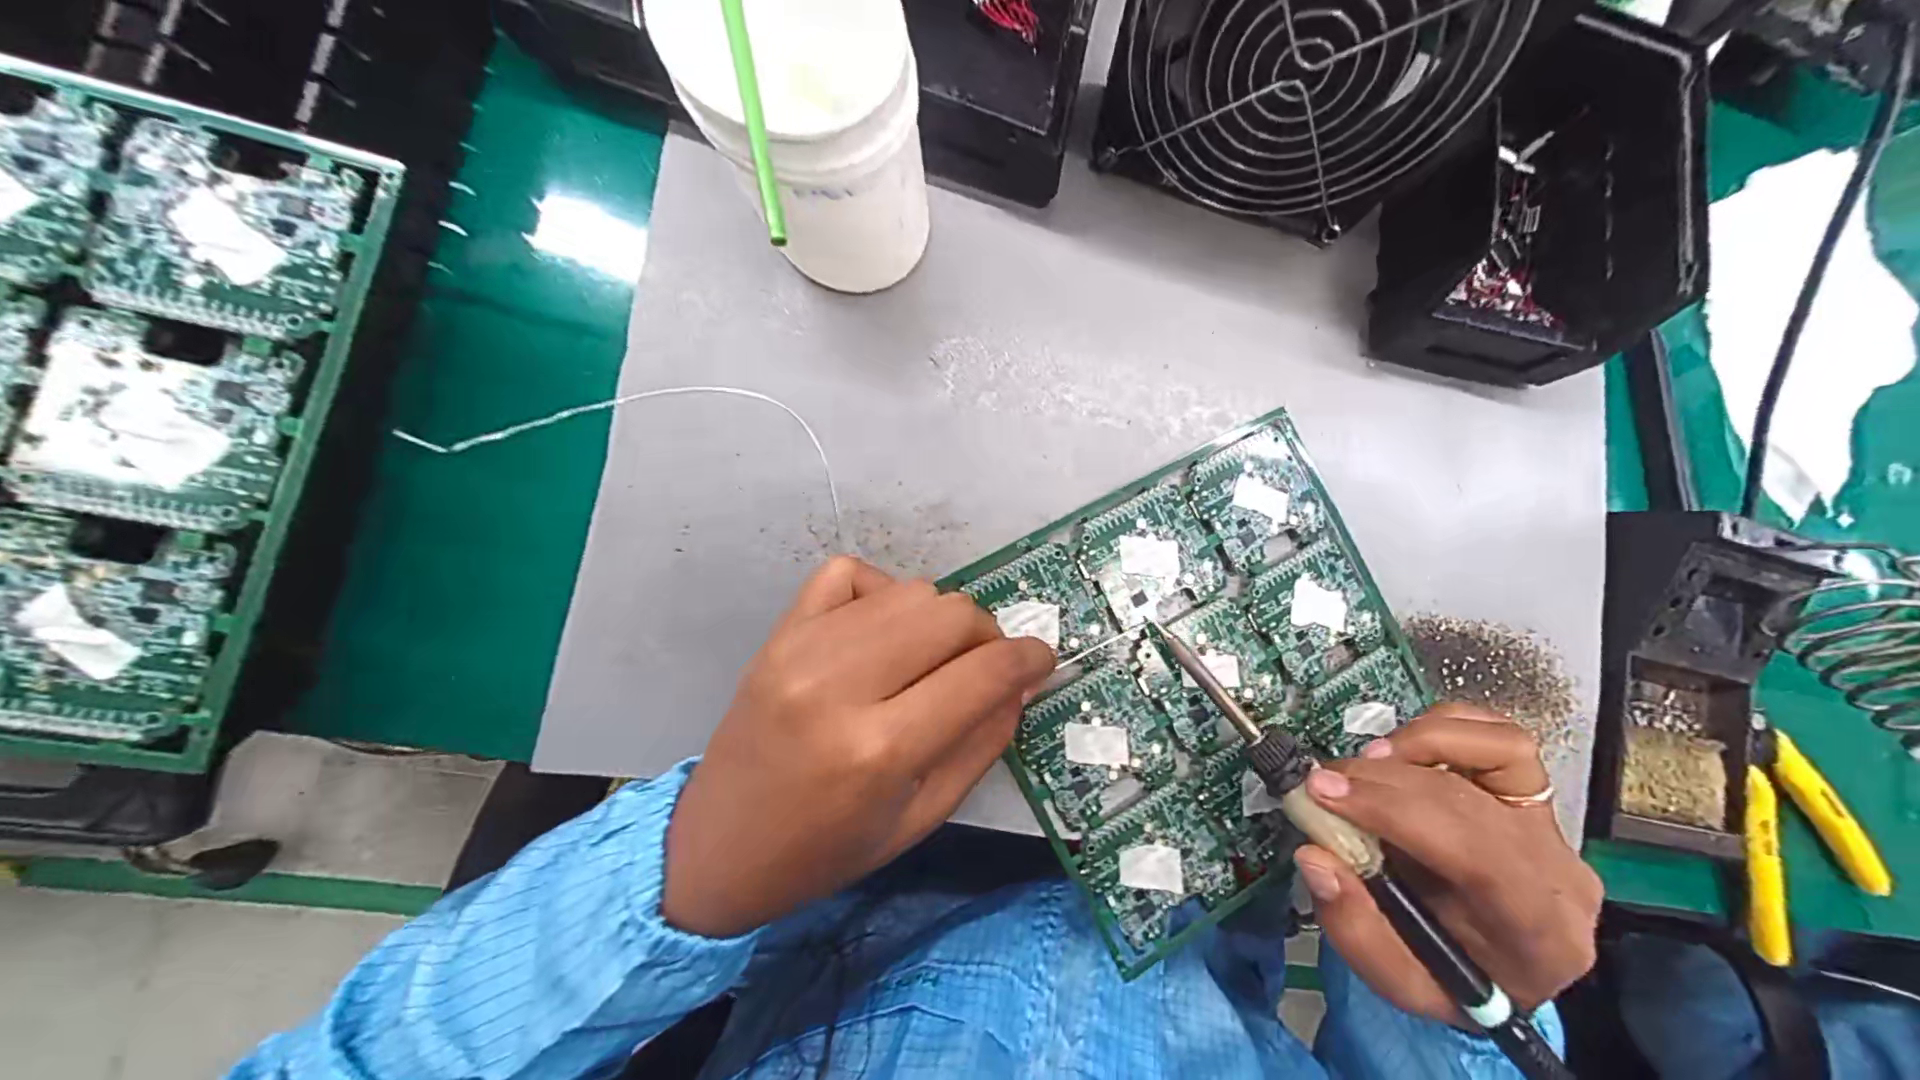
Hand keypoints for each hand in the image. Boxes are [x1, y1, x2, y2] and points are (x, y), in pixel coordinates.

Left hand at [662, 556, 1055, 937]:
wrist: (718, 846)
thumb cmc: (826, 850)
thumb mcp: (920, 817)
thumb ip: (981, 743)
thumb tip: (1021, 682)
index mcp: (880, 749)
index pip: (982, 673)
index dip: (1028, 659)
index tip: (1042, 660)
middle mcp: (839, 685)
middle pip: (950, 614)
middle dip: (986, 636)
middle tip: (983, 667)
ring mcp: (802, 649)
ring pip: (909, 590)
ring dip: (939, 619)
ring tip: (930, 657)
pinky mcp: (779, 633)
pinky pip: (848, 573)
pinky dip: (881, 591)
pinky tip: (880, 631)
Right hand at [1291, 703, 1601, 1025]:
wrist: (1491, 962)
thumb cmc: (1448, 973)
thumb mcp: (1400, 980)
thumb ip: (1355, 927)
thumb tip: (1315, 855)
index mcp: (1538, 930)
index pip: (1478, 852)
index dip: (1393, 810)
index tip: (1322, 792)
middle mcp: (1556, 869)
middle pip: (1470, 799)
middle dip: (1381, 781)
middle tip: (1322, 782)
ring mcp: (1548, 823)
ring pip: (1501, 748)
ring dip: (1419, 744)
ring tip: (1366, 762)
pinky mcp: (1530, 789)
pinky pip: (1496, 734)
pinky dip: (1442, 727)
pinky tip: (1399, 749)